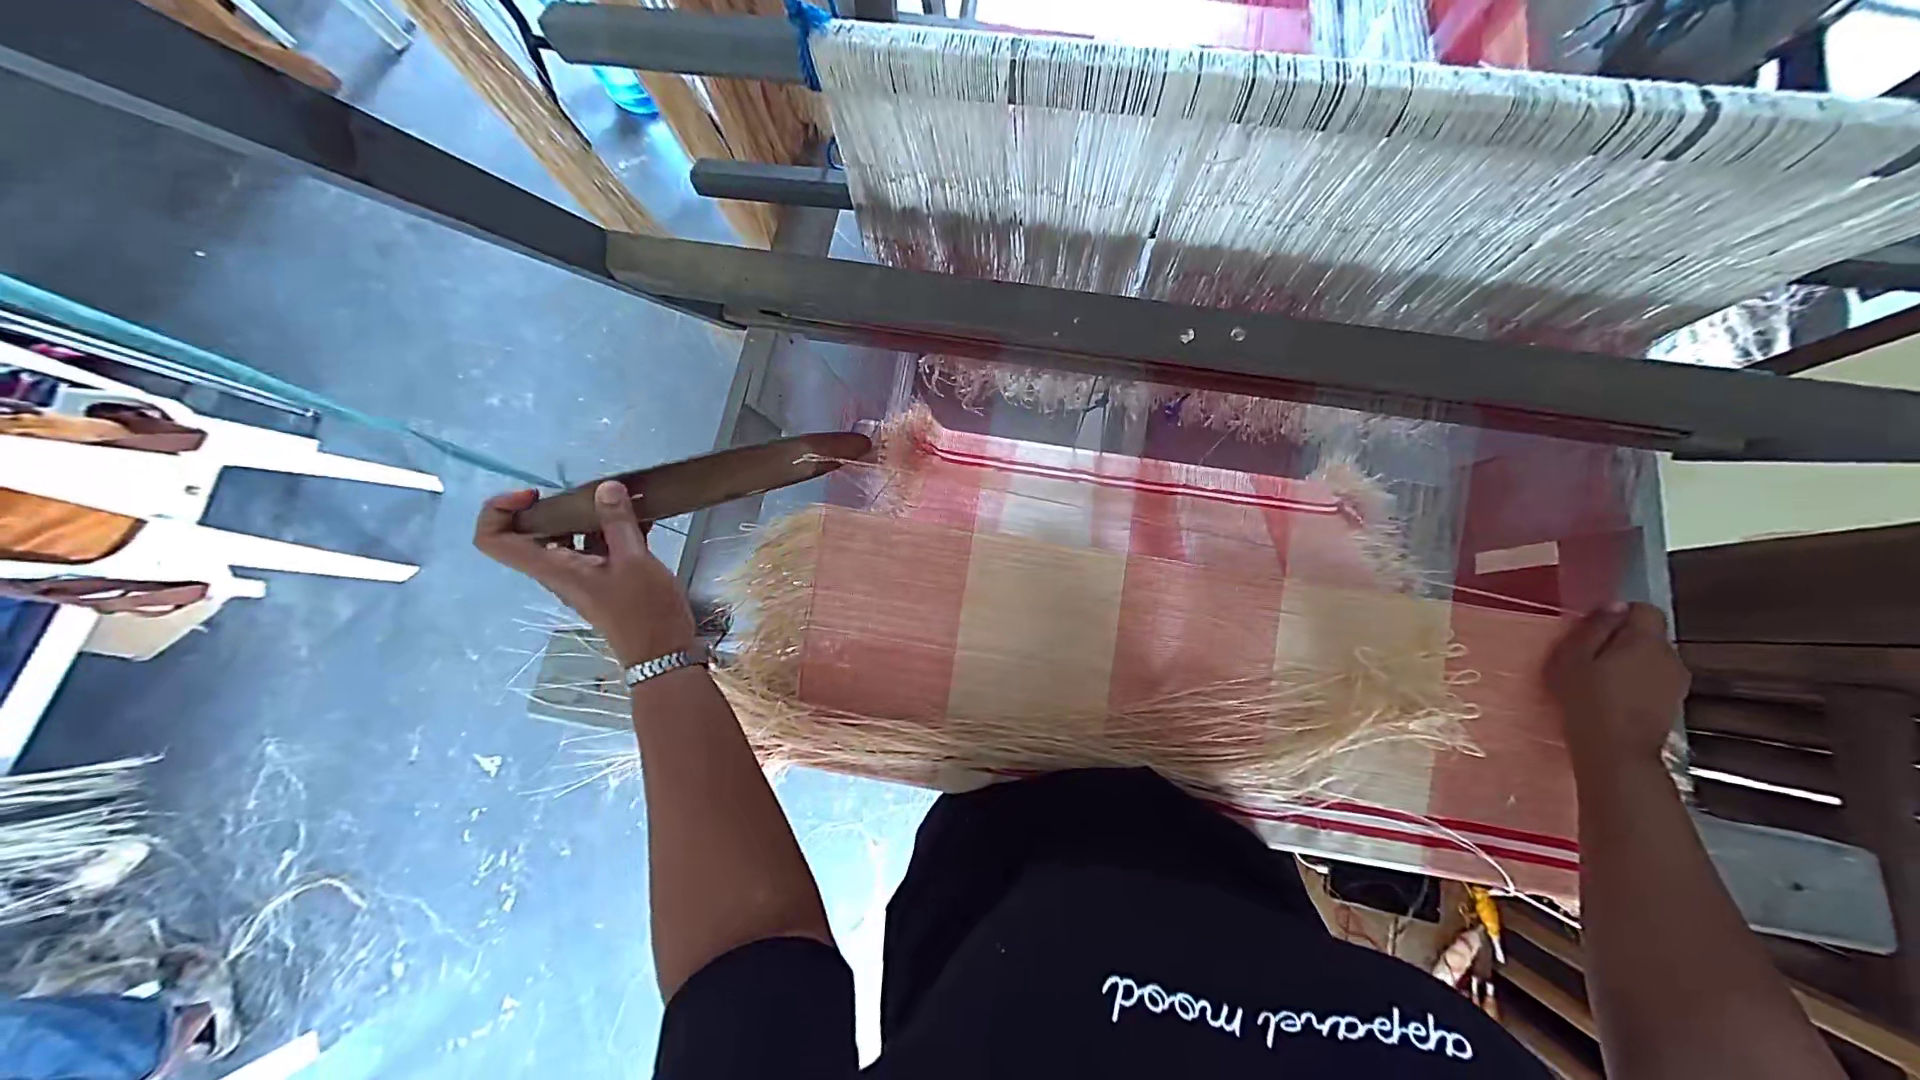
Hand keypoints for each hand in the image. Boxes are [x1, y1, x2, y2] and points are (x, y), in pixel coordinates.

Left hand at [474, 482, 696, 666]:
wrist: (662, 651)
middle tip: (588, 494)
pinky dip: (611, 530)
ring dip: (589, 516)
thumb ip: (618, 522)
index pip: (494, 539)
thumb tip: (606, 488)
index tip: (536, 494)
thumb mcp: (635, 561)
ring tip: (622, 502)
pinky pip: (596, 547)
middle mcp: (559, 571)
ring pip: (568, 538)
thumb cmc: (645, 610)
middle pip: (532, 533)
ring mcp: (581, 576)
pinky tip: (641, 521)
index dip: (500, 510)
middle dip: (557, 505)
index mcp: (553, 568)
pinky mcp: (604, 579)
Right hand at [1544, 602, 1690, 774]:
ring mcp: (1677, 681)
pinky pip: (1655, 677)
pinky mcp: (1675, 701)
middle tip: (1589, 657)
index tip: (1594, 629)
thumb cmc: (1586, 698)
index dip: (1620, 614)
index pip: (1646, 610)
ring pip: (1652, 658)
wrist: (1616, 750)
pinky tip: (1615, 696)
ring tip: (1600, 679)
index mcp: (1646, 642)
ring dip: (1630, 661)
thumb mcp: (1572, 658)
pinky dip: (1637, 680)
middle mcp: (1671, 657)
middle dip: (1623, 640)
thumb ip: (1594, 629)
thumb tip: (1614, 605)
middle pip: (1649, 635)